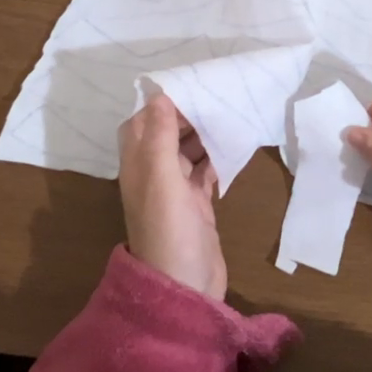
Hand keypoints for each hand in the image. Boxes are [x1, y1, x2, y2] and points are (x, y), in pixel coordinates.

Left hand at [117, 95, 226, 299]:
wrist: (186, 288)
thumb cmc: (170, 231)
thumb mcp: (163, 179)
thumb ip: (160, 138)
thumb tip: (160, 95)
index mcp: (138, 166)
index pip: (142, 122)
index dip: (162, 103)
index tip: (192, 83)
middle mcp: (153, 174)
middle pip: (166, 134)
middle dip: (188, 114)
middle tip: (219, 96)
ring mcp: (175, 191)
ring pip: (187, 151)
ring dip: (204, 133)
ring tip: (230, 113)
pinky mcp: (196, 205)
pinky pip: (204, 171)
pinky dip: (216, 157)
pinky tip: (234, 145)